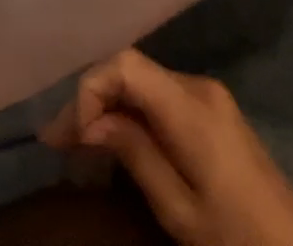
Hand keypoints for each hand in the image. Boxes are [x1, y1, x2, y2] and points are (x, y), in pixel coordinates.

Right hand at [41, 49, 292, 245]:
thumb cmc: (233, 232)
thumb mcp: (177, 205)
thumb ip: (134, 153)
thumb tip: (90, 123)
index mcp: (191, 106)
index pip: (125, 63)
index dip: (89, 89)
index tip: (70, 134)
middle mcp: (199, 86)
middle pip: (130, 68)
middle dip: (90, 99)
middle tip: (58, 142)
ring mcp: (208, 95)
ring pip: (142, 80)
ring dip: (107, 105)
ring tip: (76, 143)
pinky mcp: (211, 108)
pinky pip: (158, 94)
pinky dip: (130, 110)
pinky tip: (112, 138)